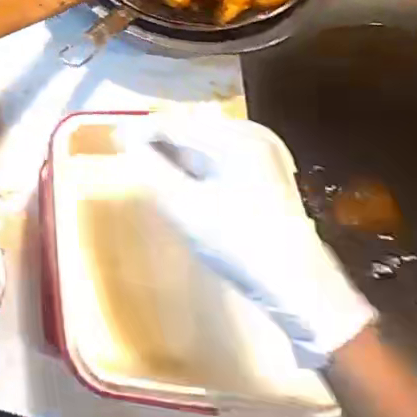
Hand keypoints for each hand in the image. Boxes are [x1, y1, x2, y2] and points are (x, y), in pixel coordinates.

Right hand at [118, 115, 374, 368]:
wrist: (303, 292)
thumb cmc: (242, 245)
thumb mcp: (186, 208)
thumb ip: (151, 169)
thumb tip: (125, 140)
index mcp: (237, 138)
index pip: (176, 124)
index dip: (141, 132)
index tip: (113, 141)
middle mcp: (253, 138)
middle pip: (190, 132)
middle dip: (158, 143)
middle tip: (127, 156)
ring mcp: (264, 157)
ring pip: (203, 147)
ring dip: (174, 156)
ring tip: (147, 170)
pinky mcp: (266, 177)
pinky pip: (218, 160)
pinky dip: (194, 169)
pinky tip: (179, 185)